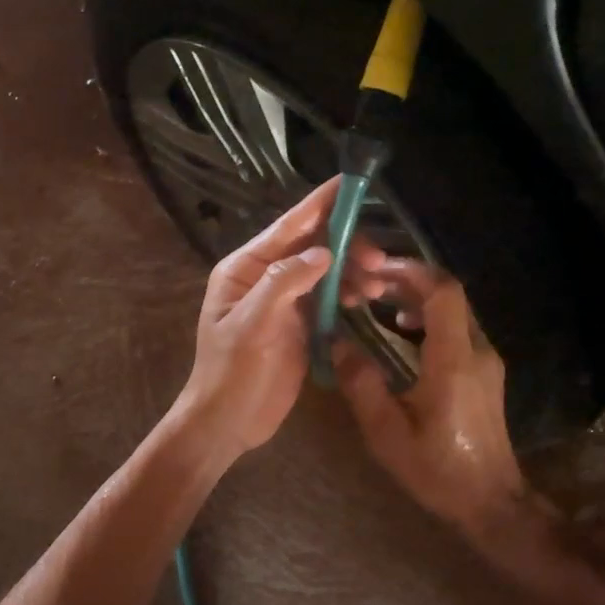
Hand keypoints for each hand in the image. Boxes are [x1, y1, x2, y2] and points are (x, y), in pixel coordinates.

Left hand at [173, 177, 385, 455]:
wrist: (227, 422)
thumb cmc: (231, 372)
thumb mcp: (252, 325)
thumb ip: (284, 284)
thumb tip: (322, 252)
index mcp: (245, 268)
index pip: (287, 226)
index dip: (319, 203)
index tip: (350, 182)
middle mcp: (265, 277)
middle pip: (312, 246)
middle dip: (346, 246)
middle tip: (377, 261)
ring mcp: (283, 301)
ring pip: (325, 271)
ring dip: (351, 272)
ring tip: (375, 286)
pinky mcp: (299, 324)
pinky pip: (328, 297)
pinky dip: (347, 293)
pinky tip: (365, 298)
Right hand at [333, 262, 551, 533]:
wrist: (491, 502)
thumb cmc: (437, 469)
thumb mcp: (386, 432)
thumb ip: (361, 383)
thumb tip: (336, 340)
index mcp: (453, 359)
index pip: (442, 292)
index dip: (409, 271)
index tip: (374, 269)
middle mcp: (476, 350)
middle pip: (449, 294)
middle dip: (408, 280)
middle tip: (369, 284)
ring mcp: (486, 361)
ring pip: (455, 309)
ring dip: (418, 297)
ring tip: (380, 302)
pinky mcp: (485, 373)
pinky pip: (458, 328)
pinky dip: (429, 317)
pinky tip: (402, 331)